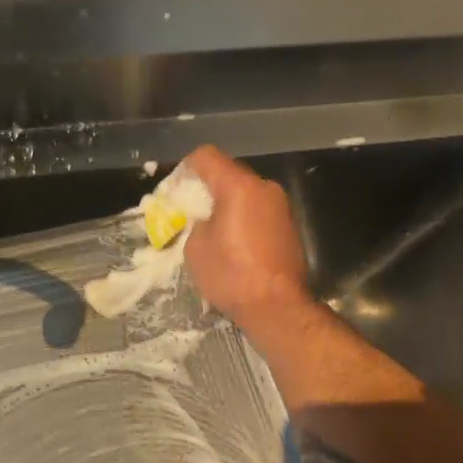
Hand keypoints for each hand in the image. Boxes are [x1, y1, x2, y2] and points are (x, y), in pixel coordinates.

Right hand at [181, 146, 315, 332]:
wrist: (276, 306)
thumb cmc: (231, 275)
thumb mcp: (195, 248)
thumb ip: (196, 222)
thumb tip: (206, 220)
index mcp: (238, 186)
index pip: (206, 156)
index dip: (185, 169)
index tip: (174, 193)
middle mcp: (263, 187)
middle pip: (227, 173)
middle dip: (206, 189)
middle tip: (189, 214)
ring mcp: (280, 206)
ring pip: (244, 193)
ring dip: (225, 205)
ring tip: (211, 232)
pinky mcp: (288, 225)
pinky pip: (257, 211)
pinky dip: (241, 219)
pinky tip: (232, 244)